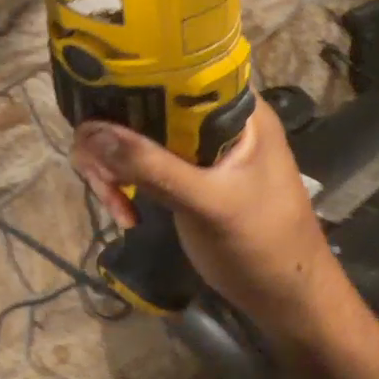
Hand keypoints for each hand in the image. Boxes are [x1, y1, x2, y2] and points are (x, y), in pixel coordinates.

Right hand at [70, 101, 342, 339]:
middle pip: (134, 103)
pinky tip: (122, 211)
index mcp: (234, 113)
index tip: (93, 98)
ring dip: (105, 165)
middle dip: (108, 137)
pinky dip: (112, 181)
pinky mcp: (171, 169)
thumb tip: (90, 132)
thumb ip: (153, 166)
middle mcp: (206, 120)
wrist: (289, 307)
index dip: (127, 78)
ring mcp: (187, 145)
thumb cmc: (269, 250)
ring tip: (114, 200)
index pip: (173, 71)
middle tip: (101, 172)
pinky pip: (124, 159)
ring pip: (121, 132)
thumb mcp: (212, 206)